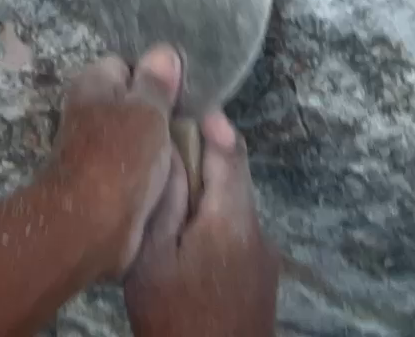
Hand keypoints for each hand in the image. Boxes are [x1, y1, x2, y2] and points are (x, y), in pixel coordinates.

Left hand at [42, 45, 182, 278]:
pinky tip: (174, 181)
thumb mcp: (147, 113)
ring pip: (142, 137)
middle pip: (138, 103)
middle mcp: (91, 108)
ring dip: (163, 148)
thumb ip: (157, 84)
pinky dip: (155, 173)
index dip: (157, 78)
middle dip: (164, 116)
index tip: (185, 95)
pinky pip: (139, 166)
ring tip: (187, 157)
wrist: (89, 226)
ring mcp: (96, 145)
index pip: (129, 65)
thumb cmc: (119, 158)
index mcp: (94, 83)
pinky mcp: (105, 178)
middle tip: (193, 128)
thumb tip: (165, 50)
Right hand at [124, 112, 280, 336]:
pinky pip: (235, 226)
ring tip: (166, 180)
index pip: (230, 151)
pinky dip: (211, 212)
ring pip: (233, 201)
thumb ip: (164, 198)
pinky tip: (182, 226)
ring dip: (205, 184)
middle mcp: (258, 230)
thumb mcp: (150, 256)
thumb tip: (168, 149)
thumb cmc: (173, 316)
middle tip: (163, 138)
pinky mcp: (261, 276)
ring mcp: (264, 256)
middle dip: (202, 152)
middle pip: (233, 174)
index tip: (183, 100)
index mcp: (232, 220)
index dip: (209, 122)